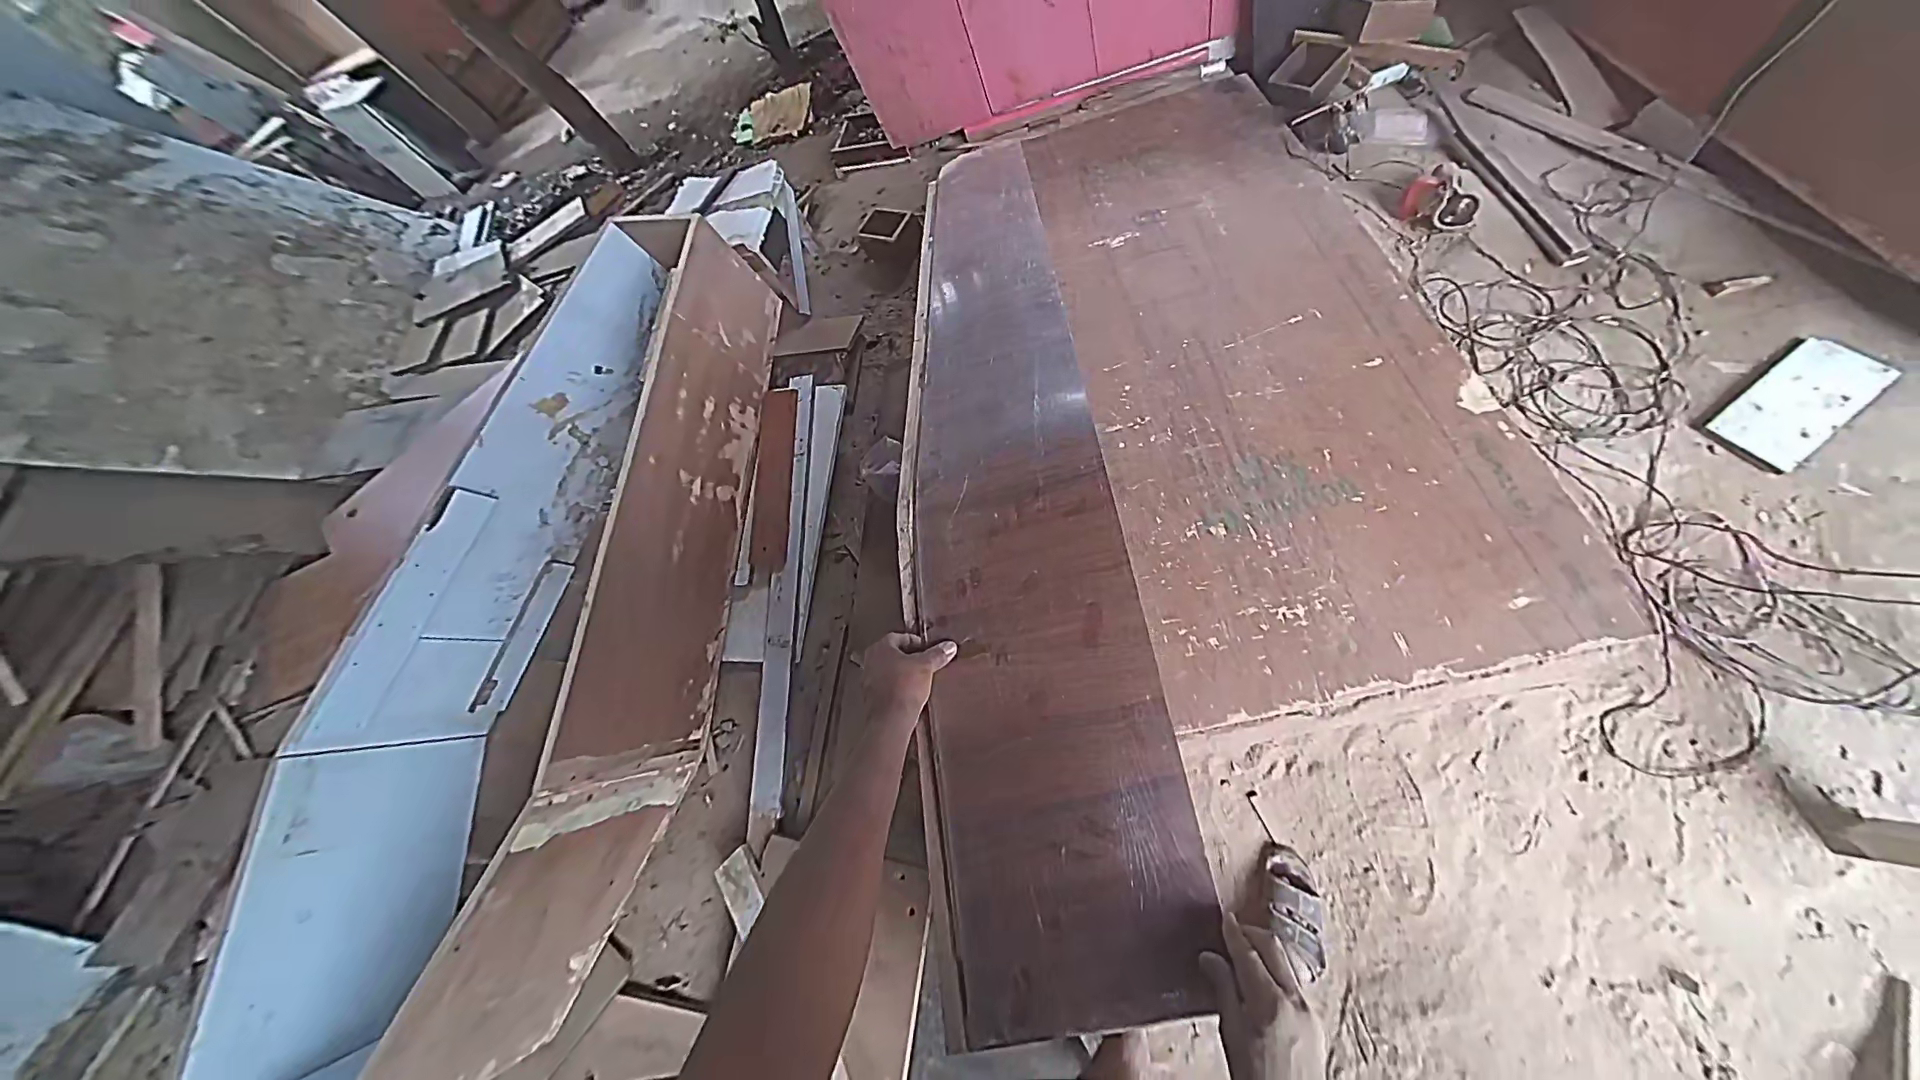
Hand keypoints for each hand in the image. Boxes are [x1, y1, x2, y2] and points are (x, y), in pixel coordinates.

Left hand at [860, 633, 956, 718]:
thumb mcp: (926, 667)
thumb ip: (937, 654)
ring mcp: (868, 679)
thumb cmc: (904, 687)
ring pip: (889, 670)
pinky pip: (887, 686)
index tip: (929, 650)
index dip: (916, 642)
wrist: (890, 721)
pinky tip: (911, 693)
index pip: (900, 637)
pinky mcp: (871, 697)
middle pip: (894, 654)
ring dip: (904, 672)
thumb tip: (949, 646)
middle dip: (910, 657)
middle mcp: (870, 660)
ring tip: (921, 679)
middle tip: (926, 662)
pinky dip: (898, 686)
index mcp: (880, 648)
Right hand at [1200, 914, 1325, 1079]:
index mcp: (1269, 1001)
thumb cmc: (1254, 1076)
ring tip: (1245, 952)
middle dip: (1253, 934)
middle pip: (1274, 949)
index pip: (1248, 953)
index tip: (1224, 918)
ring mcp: (1309, 1010)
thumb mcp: (1231, 1033)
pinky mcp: (1315, 1022)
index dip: (1234, 933)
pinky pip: (1294, 983)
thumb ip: (1223, 989)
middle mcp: (1294, 999)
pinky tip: (1263, 979)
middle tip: (1233, 930)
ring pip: (1286, 963)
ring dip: (1266, 951)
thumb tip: (1209, 956)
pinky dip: (1276, 970)